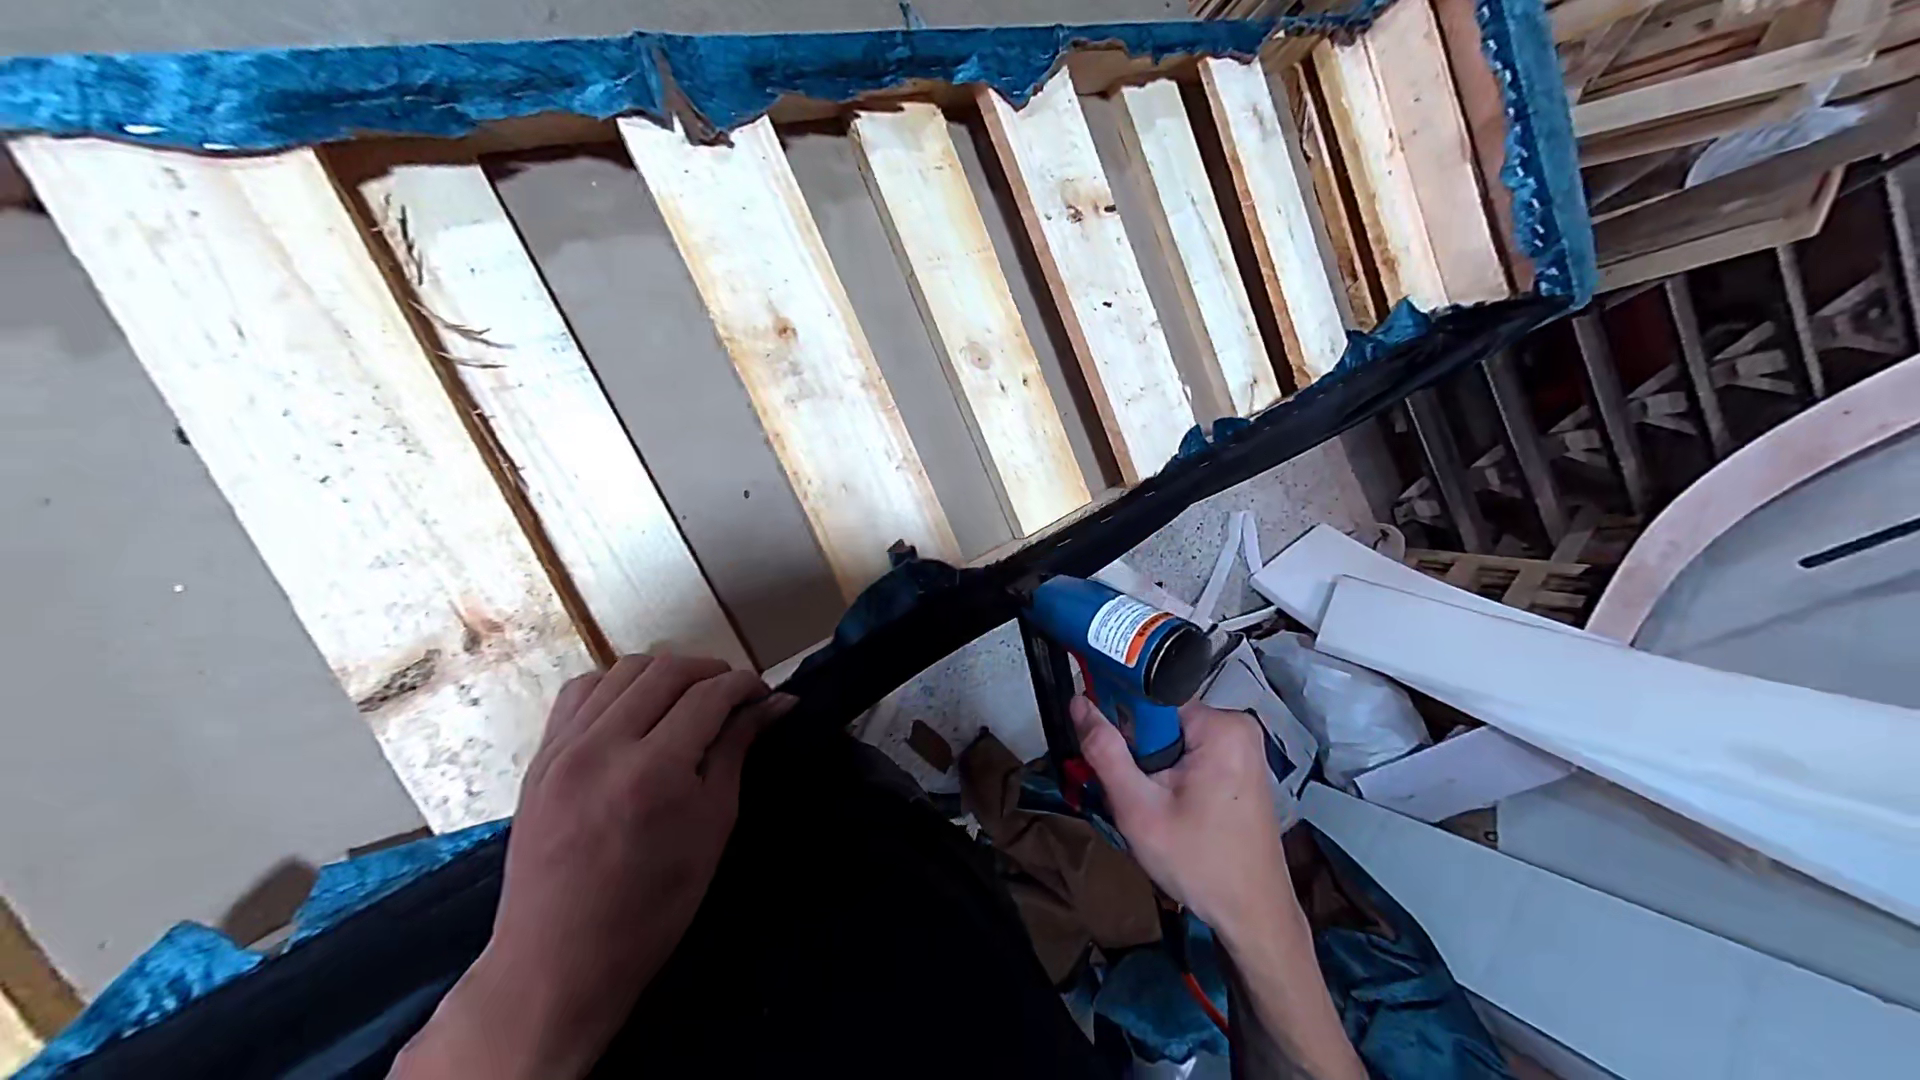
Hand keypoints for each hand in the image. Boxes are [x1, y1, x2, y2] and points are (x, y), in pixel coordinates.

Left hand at [392, 654, 794, 1079]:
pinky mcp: (539, 758)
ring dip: (667, 672)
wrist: (558, 962)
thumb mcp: (713, 825)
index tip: (765, 694)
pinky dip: (618, 683)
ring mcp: (562, 749)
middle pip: (668, 671)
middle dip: (712, 670)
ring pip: (624, 670)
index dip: (746, 685)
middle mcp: (603, 746)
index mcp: (654, 771)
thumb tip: (777, 704)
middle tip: (735, 694)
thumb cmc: (654, 905)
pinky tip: (637, 705)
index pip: (710, 696)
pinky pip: (581, 691)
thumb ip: (738, 750)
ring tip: (690, 696)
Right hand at [1075, 698, 1366, 1079]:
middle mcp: (1237, 725)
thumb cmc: (1198, 863)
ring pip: (1171, 735)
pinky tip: (1167, 805)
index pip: (1150, 696)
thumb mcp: (1138, 809)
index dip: (1120, 719)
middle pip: (1160, 716)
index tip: (1101, 744)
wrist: (1253, 917)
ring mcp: (1242, 745)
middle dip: (1136, 748)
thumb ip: (1105, 751)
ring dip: (1150, 763)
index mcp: (1220, 726)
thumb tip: (1078, 701)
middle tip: (1129, 789)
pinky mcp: (1240, 764)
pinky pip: (1189, 750)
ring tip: (1148, 802)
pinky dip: (1169, 771)